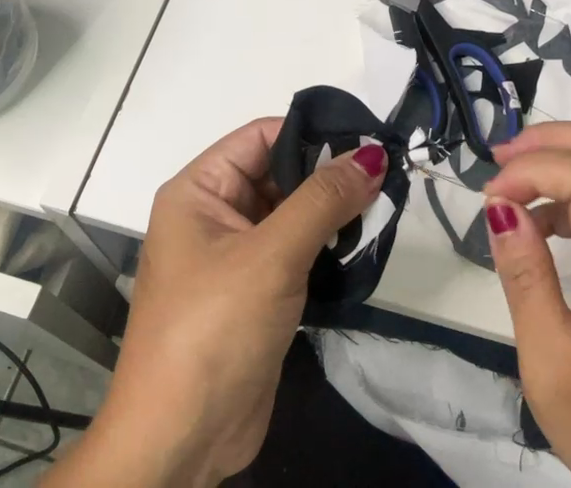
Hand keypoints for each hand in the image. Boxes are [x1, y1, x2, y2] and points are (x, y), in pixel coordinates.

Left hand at [45, 118, 385, 486]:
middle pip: (278, 173)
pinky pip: (295, 252)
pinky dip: (326, 247)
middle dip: (328, 175)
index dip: (313, 134)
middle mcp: (212, 214)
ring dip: (332, 213)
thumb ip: (324, 200)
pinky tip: (362, 246)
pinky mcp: (254, 294)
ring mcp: (233, 257)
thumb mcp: (271, 255)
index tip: (371, 139)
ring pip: (291, 214)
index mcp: (198, 190)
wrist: (181, 437)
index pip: (260, 137)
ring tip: (384, 207)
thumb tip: (374, 153)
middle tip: (389, 176)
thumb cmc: (214, 329)